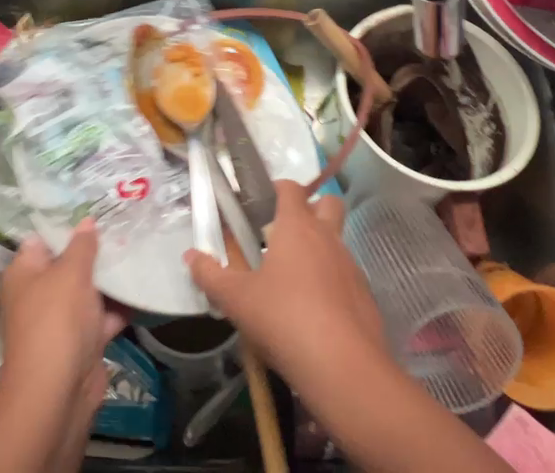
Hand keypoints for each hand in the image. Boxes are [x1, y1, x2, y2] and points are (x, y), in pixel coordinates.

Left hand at [0, 219, 127, 404]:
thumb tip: (86, 220)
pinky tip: (144, 289)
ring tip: (142, 251)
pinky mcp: (81, 342)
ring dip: (111, 279)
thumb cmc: (56, 322)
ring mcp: (60, 321)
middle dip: (96, 251)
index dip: (66, 225)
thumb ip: (81, 246)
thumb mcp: (70, 274)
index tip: (97, 208)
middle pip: (68, 265)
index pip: (42, 239)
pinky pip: (102, 317)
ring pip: (88, 292)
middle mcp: (38, 294)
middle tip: (127, 227)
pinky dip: (120, 308)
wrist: (58, 393)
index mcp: (24, 273)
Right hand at [185, 181, 388, 386]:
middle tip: (284, 233)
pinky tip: (314, 310)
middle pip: (328, 203)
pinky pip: (346, 275)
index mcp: (297, 227)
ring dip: (319, 248)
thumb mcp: (236, 299)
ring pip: (338, 241)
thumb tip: (191, 256)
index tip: (260, 202)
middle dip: (310, 209)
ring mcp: (351, 266)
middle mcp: (328, 238)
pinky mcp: (364, 295)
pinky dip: (332, 282)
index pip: (292, 189)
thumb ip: (211, 275)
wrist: (342, 366)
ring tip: (292, 279)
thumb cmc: (283, 318)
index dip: (277, 189)